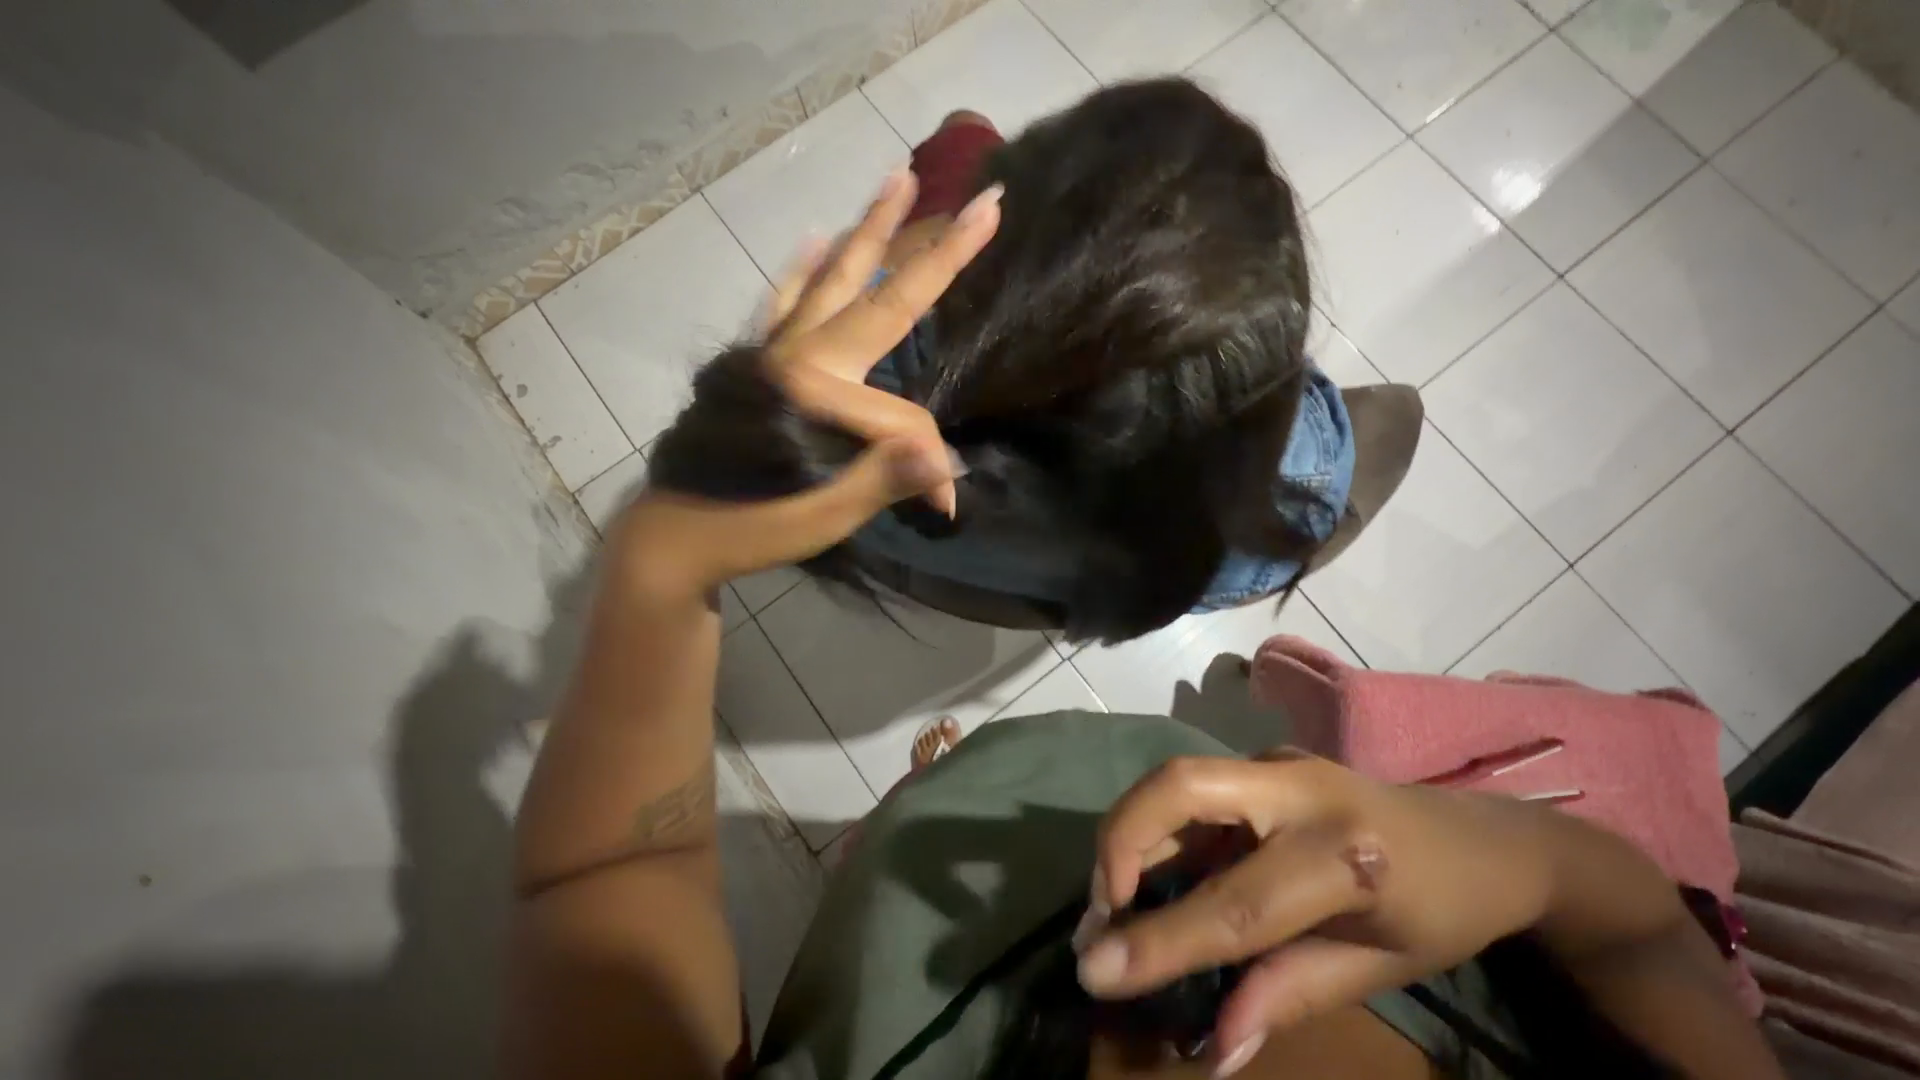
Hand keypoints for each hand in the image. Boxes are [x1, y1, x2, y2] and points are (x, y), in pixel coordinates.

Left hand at [612, 170, 1001, 600]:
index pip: (901, 419)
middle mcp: (798, 355)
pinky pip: (783, 304)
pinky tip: (812, 241)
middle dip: (938, 252)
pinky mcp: (757, 362)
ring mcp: (775, 352)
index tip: (942, 509)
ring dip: (869, 231)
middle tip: (984, 202)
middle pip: (880, 295)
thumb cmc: (750, 529)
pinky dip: (802, 272)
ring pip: (831, 280)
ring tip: (897, 178)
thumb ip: (883, 482)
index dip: (926, 466)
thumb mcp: (822, 518)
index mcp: (816, 392)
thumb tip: (951, 468)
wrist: (672, 538)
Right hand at [1077, 751, 1558, 1071]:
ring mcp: (1281, 763)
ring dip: (1128, 836)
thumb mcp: (1372, 971)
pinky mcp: (1264, 759)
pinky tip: (1150, 877)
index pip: (1237, 904)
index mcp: (1348, 856)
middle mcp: (1305, 790)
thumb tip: (1211, 1046)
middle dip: (1121, 842)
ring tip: (1111, 905)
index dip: (1162, 942)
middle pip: (1183, 788)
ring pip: (1176, 780)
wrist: (1486, 840)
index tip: (1094, 972)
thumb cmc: (1438, 915)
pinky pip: (1191, 791)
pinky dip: (1156, 830)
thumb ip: (1285, 996)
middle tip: (1099, 915)